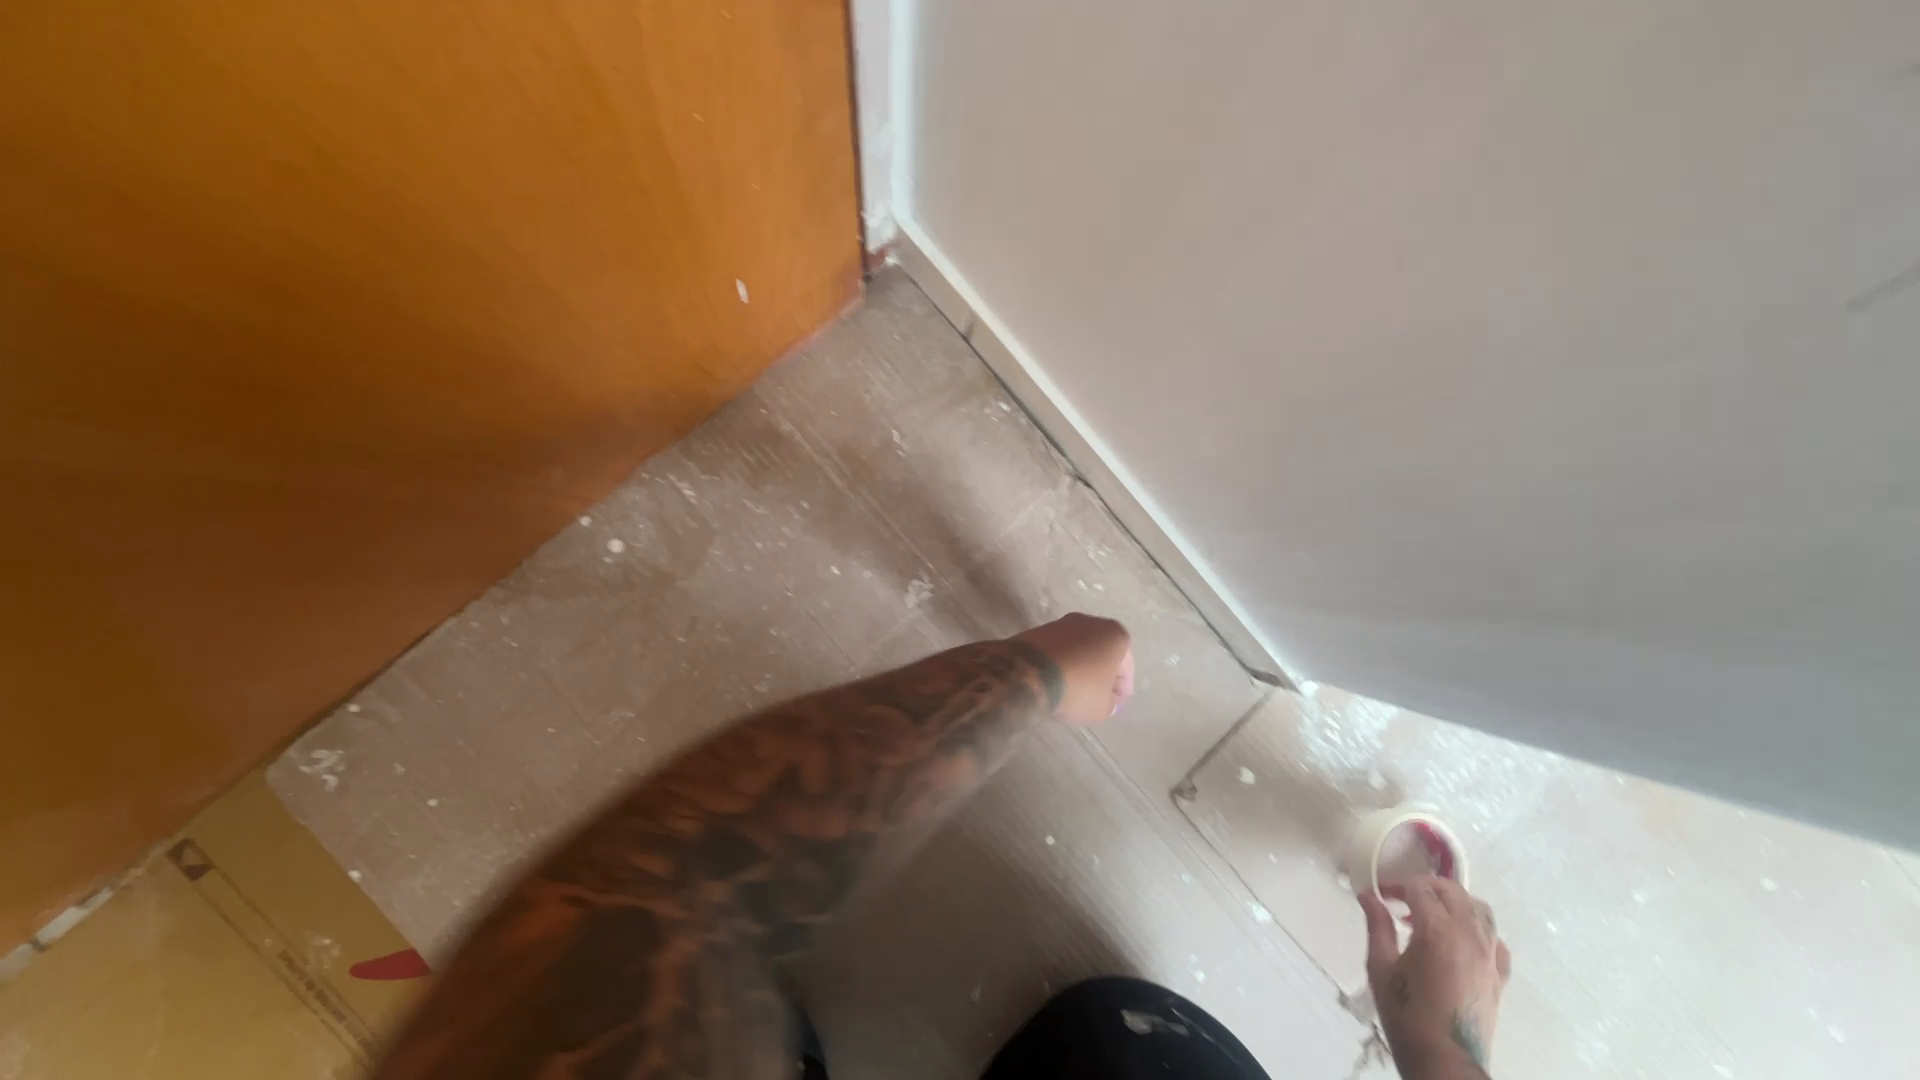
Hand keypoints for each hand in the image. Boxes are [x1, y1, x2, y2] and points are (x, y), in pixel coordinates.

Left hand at [1009, 613, 1132, 724]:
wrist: (1029, 672)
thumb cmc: (1078, 687)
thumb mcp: (1102, 708)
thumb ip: (1109, 703)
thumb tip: (1105, 700)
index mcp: (1115, 634)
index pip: (1126, 666)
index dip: (1122, 688)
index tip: (1116, 703)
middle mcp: (1091, 622)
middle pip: (1102, 653)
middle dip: (1101, 674)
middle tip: (1097, 696)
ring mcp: (1062, 623)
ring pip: (1079, 649)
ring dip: (1079, 667)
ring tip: (1073, 690)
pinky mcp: (1038, 630)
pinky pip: (1057, 650)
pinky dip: (1059, 663)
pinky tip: (1054, 681)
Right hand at [1360, 876, 1510, 1079]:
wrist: (1444, 1061)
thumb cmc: (1405, 1014)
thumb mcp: (1380, 967)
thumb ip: (1377, 926)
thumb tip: (1368, 896)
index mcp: (1437, 931)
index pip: (1419, 889)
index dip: (1397, 885)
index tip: (1381, 895)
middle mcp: (1469, 936)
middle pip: (1453, 891)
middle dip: (1425, 886)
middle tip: (1402, 899)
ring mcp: (1490, 956)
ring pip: (1480, 910)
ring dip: (1454, 903)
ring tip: (1431, 915)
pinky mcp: (1500, 976)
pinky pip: (1495, 939)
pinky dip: (1477, 929)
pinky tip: (1459, 941)